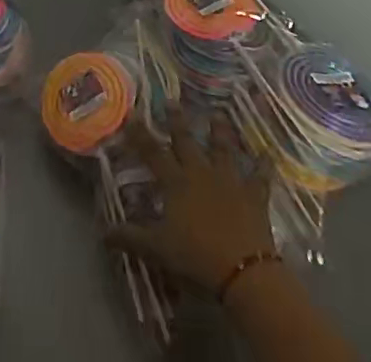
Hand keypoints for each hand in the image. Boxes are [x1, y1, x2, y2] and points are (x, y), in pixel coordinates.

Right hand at [105, 109, 273, 292]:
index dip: (141, 135)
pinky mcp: (254, 193)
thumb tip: (102, 231)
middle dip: (178, 121)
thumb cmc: (195, 256)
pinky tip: (268, 153)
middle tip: (172, 100)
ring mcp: (230, 180)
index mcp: (177, 183)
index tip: (132, 114)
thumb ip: (130, 237)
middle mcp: (202, 173)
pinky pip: (259, 175)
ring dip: (220, 131)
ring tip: (218, 114)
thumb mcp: (157, 249)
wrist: (241, 269)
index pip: (154, 154)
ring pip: (223, 149)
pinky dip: (263, 164)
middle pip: (187, 142)